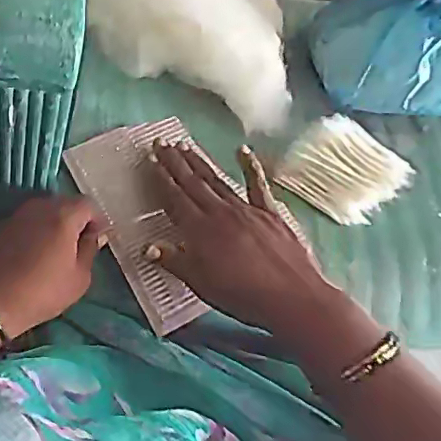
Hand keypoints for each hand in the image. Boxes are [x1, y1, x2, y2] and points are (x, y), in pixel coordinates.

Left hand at [0, 196, 108, 338]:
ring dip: (55, 224)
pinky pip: (28, 220)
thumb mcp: (79, 278)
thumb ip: (89, 249)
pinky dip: (37, 230)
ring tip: (56, 251)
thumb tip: (92, 234)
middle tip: (78, 246)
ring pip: (45, 211)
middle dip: (76, 220)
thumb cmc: (41, 292)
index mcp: (63, 214)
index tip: (98, 240)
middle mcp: (40, 205)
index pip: (88, 204)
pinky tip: (35, 253)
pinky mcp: (2, 224)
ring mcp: (18, 213)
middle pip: (65, 203)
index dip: (97, 221)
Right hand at [148, 142, 345, 333]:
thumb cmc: (242, 295)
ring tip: (185, 146)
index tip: (152, 159)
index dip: (161, 177)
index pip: (174, 197)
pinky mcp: (270, 213)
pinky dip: (250, 167)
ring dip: (199, 162)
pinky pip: (257, 185)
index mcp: (200, 229)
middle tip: (162, 142)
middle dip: (175, 162)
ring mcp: (246, 210)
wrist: (292, 298)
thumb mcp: (200, 283)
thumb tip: (148, 247)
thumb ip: (174, 261)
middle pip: (192, 182)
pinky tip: (243, 152)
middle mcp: (220, 213)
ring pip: (217, 180)